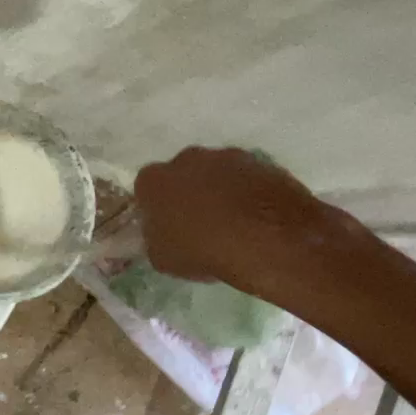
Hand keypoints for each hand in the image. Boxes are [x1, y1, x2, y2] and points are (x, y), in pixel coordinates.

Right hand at [133, 147, 347, 291]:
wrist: (269, 241)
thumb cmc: (202, 250)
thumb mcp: (161, 257)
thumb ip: (155, 237)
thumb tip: (161, 232)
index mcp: (154, 180)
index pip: (146, 188)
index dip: (155, 207)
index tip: (165, 224)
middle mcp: (187, 159)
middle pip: (182, 173)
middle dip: (188, 192)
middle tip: (197, 221)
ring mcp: (230, 157)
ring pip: (217, 173)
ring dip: (220, 190)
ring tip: (232, 221)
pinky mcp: (265, 163)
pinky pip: (248, 179)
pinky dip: (248, 193)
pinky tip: (256, 218)